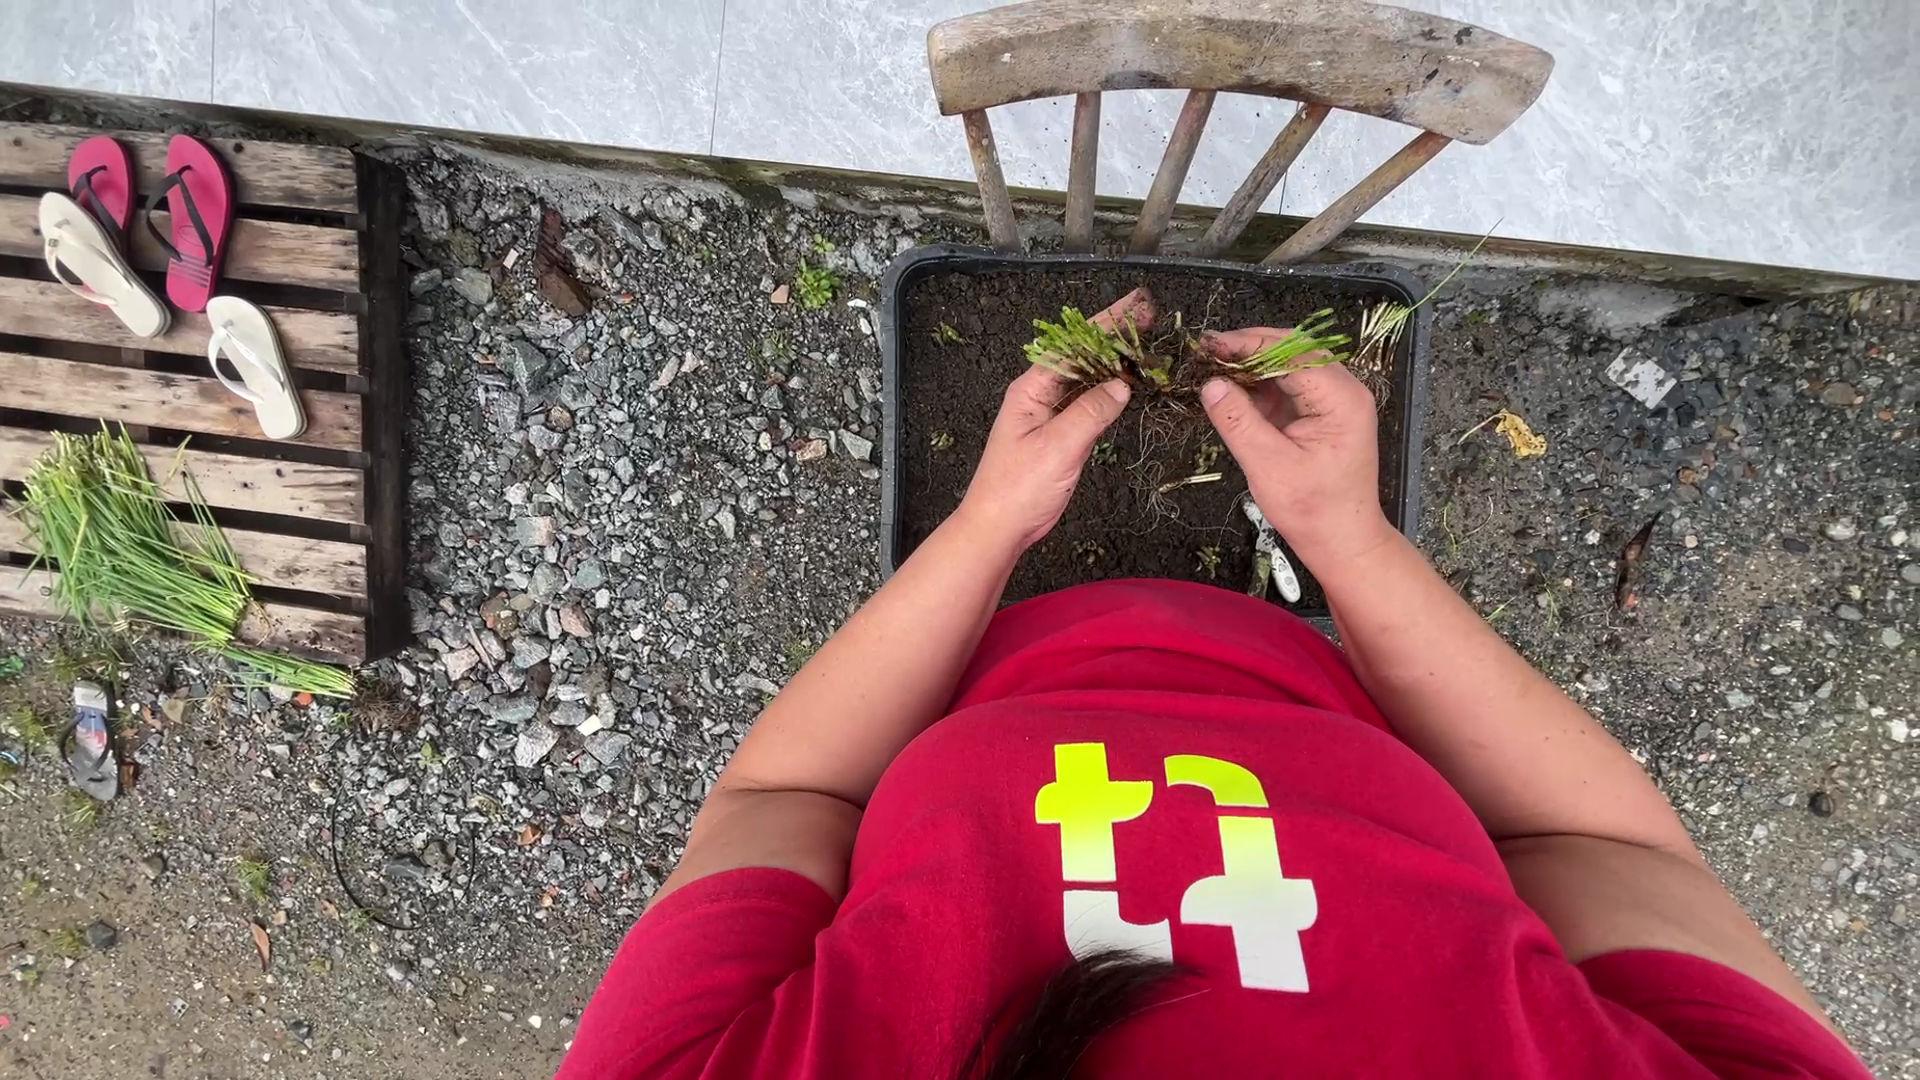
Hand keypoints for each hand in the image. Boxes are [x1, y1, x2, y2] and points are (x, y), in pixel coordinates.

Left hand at [953, 289, 1148, 551]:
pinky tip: (1129, 385)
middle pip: (1081, 356)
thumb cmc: (1017, 489)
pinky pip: (1088, 405)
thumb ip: (1090, 412)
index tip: (1136, 306)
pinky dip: (1110, 393)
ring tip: (1146, 344)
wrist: (999, 528)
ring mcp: (1049, 415)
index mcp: (1031, 389)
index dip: (1106, 323)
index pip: (1072, 344)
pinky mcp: (1059, 436)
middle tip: (1149, 317)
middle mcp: (1039, 396)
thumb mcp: (1057, 447)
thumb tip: (1122, 384)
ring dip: (1114, 362)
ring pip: (1086, 380)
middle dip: (1114, 336)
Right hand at [1197, 328, 1395, 568]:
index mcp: (1340, 399)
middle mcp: (1341, 391)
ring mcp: (1328, 401)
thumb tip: (1209, 384)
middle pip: (1293, 350)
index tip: (1210, 344)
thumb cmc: (1310, 508)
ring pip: (1287, 365)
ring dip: (1249, 361)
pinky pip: (1283, 386)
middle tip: (1206, 347)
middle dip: (1248, 346)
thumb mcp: (1268, 465)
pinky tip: (1228, 383)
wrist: (1339, 539)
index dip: (1249, 344)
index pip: (1292, 354)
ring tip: (1211, 361)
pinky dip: (1254, 382)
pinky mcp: (1314, 413)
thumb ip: (1238, 421)